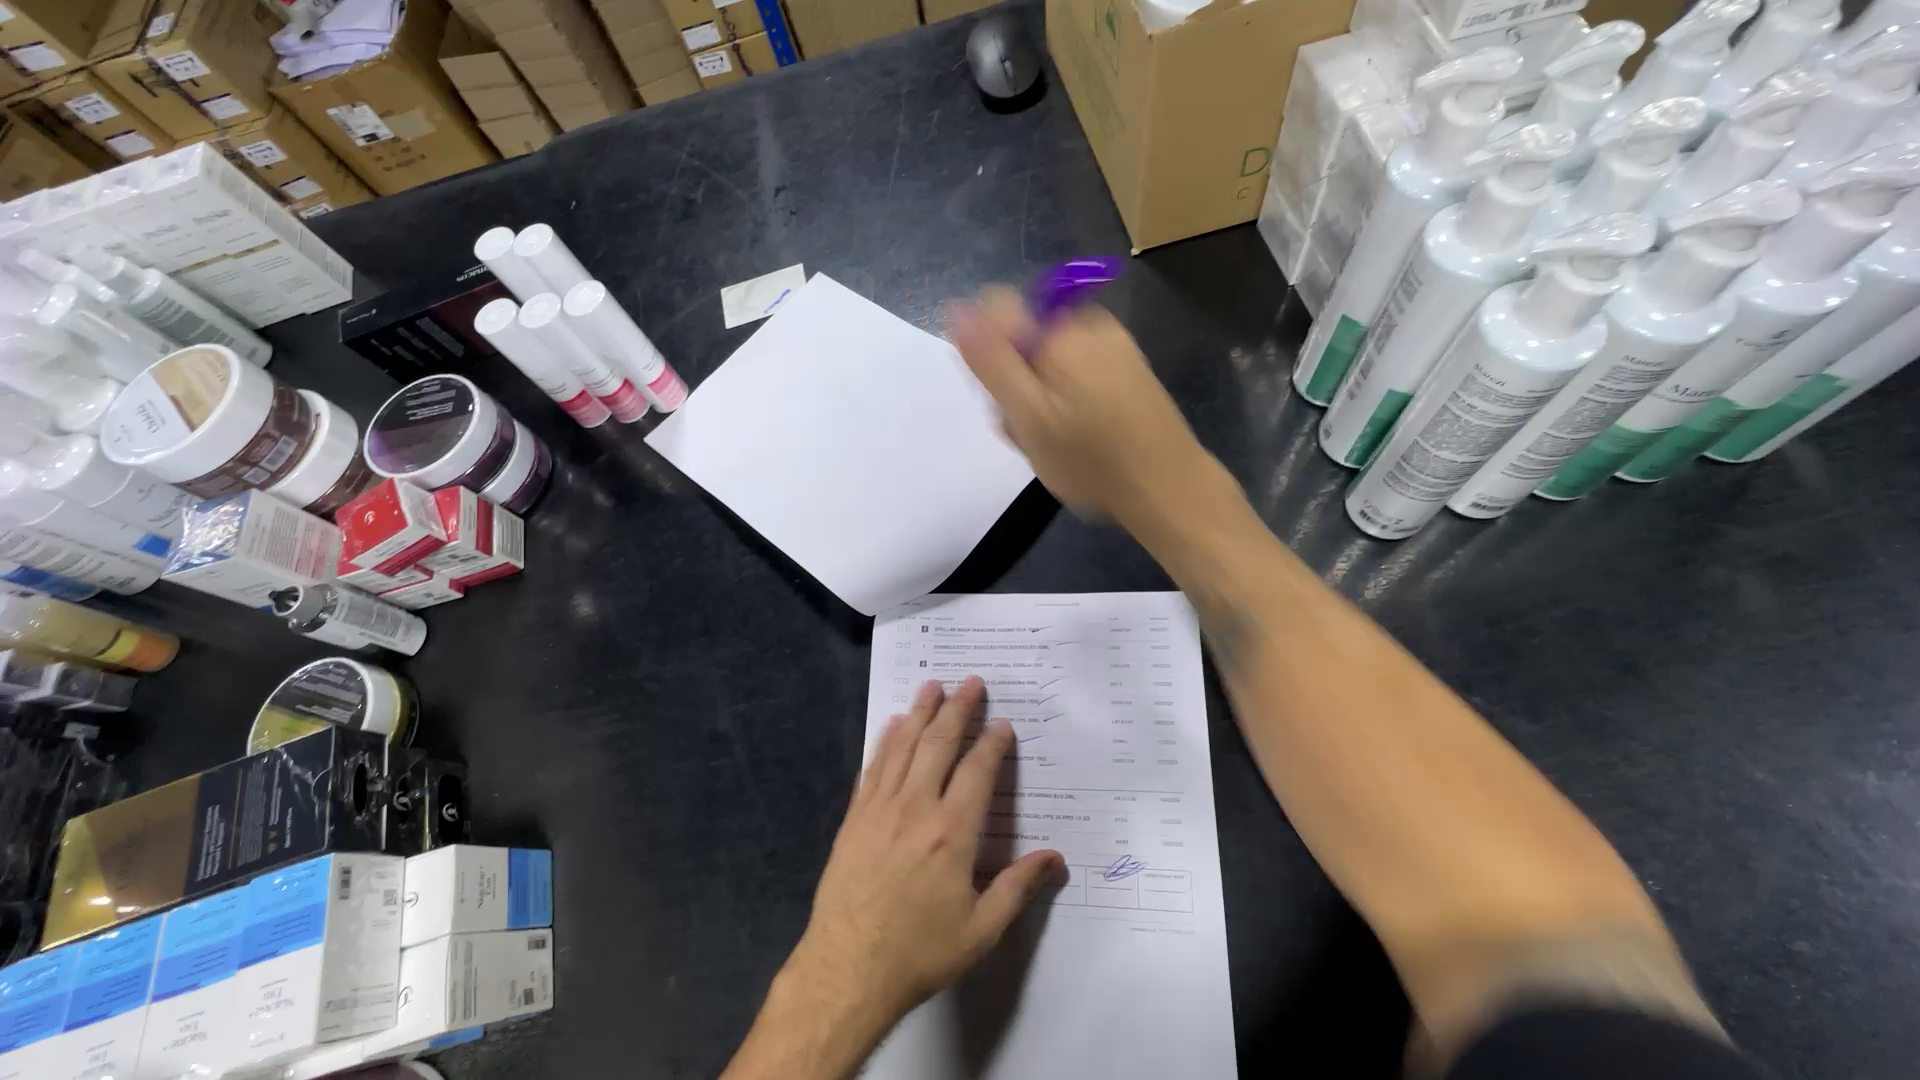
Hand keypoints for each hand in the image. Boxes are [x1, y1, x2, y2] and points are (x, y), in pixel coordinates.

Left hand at [789, 677, 1062, 1027]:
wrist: (847, 968)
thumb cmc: (920, 951)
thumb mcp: (981, 930)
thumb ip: (1019, 888)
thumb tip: (1055, 857)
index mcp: (952, 832)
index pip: (977, 771)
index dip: (992, 743)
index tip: (1002, 722)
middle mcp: (916, 808)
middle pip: (938, 745)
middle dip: (957, 710)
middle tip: (971, 682)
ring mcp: (879, 810)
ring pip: (902, 747)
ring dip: (919, 713)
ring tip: (932, 686)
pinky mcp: (853, 819)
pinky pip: (872, 768)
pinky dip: (884, 741)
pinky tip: (890, 726)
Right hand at [948, 286, 1212, 524]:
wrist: (1168, 488)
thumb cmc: (1091, 460)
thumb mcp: (1028, 415)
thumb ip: (991, 359)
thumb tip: (958, 307)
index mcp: (1060, 331)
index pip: (997, 308)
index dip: (988, 351)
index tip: (1000, 393)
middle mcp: (1089, 324)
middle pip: (1025, 335)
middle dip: (1016, 379)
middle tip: (1027, 430)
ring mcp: (1113, 345)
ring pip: (1049, 357)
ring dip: (1038, 395)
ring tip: (1052, 440)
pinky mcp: (1128, 368)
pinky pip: (1078, 370)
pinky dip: (1067, 399)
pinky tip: (1076, 435)